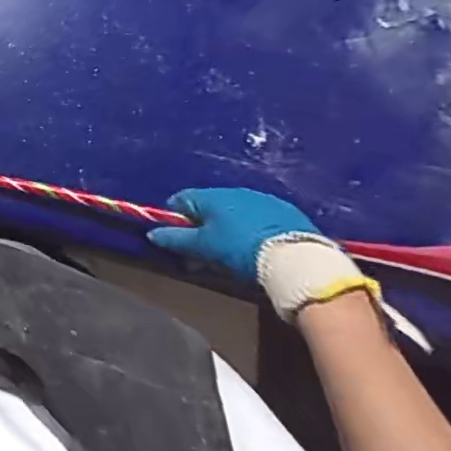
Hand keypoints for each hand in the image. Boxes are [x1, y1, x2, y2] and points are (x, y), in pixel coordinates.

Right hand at [147, 188, 374, 320]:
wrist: (298, 259)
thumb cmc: (240, 250)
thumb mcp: (203, 248)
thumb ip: (175, 239)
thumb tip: (153, 234)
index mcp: (212, 196)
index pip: (180, 199)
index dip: (172, 219)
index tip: (176, 239)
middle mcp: (236, 191)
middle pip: (207, 206)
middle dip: (200, 227)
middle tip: (201, 252)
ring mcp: (264, 200)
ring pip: (233, 212)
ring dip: (226, 228)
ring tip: (230, 253)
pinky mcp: (287, 213)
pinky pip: (257, 218)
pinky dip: (249, 230)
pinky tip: (254, 249)